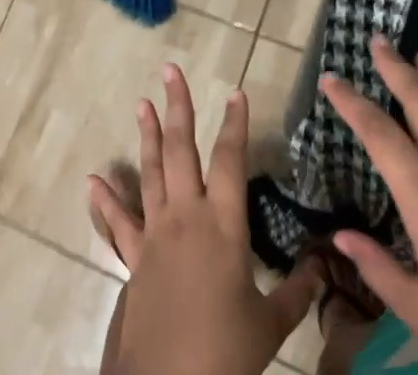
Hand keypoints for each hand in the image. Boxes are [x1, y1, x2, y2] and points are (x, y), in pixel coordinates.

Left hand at [89, 63, 325, 374]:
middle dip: (178, 108)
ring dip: (146, 137)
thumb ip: (298, 290)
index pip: (229, 161)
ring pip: (150, 175)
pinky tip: (93, 181)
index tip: (236, 92)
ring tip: (142, 103)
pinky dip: (107, 202)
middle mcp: (186, 217)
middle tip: (170, 71)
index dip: (234, 125)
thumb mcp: (272, 322)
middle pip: (181, 151)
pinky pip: (119, 224)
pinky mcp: (135, 259)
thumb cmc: (226, 349)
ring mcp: (155, 235)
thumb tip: (324, 264)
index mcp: (224, 225)